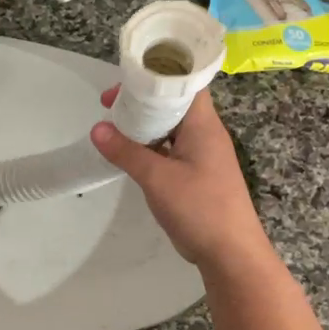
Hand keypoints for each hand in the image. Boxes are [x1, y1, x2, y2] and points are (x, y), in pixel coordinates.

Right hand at [89, 86, 268, 268]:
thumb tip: (97, 129)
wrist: (231, 254)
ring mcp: (202, 156)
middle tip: (109, 106)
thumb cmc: (200, 209)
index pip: (185, 84)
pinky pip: (171, 149)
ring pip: (171, 128)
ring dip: (145, 125)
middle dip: (142, 101)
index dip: (156, 76)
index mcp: (203, 126)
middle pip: (174, 104)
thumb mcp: (157, 179)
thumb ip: (126, 152)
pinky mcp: (197, 175)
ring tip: (114, 128)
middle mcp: (206, 134)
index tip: (123, 84)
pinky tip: (130, 155)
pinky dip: (151, 147)